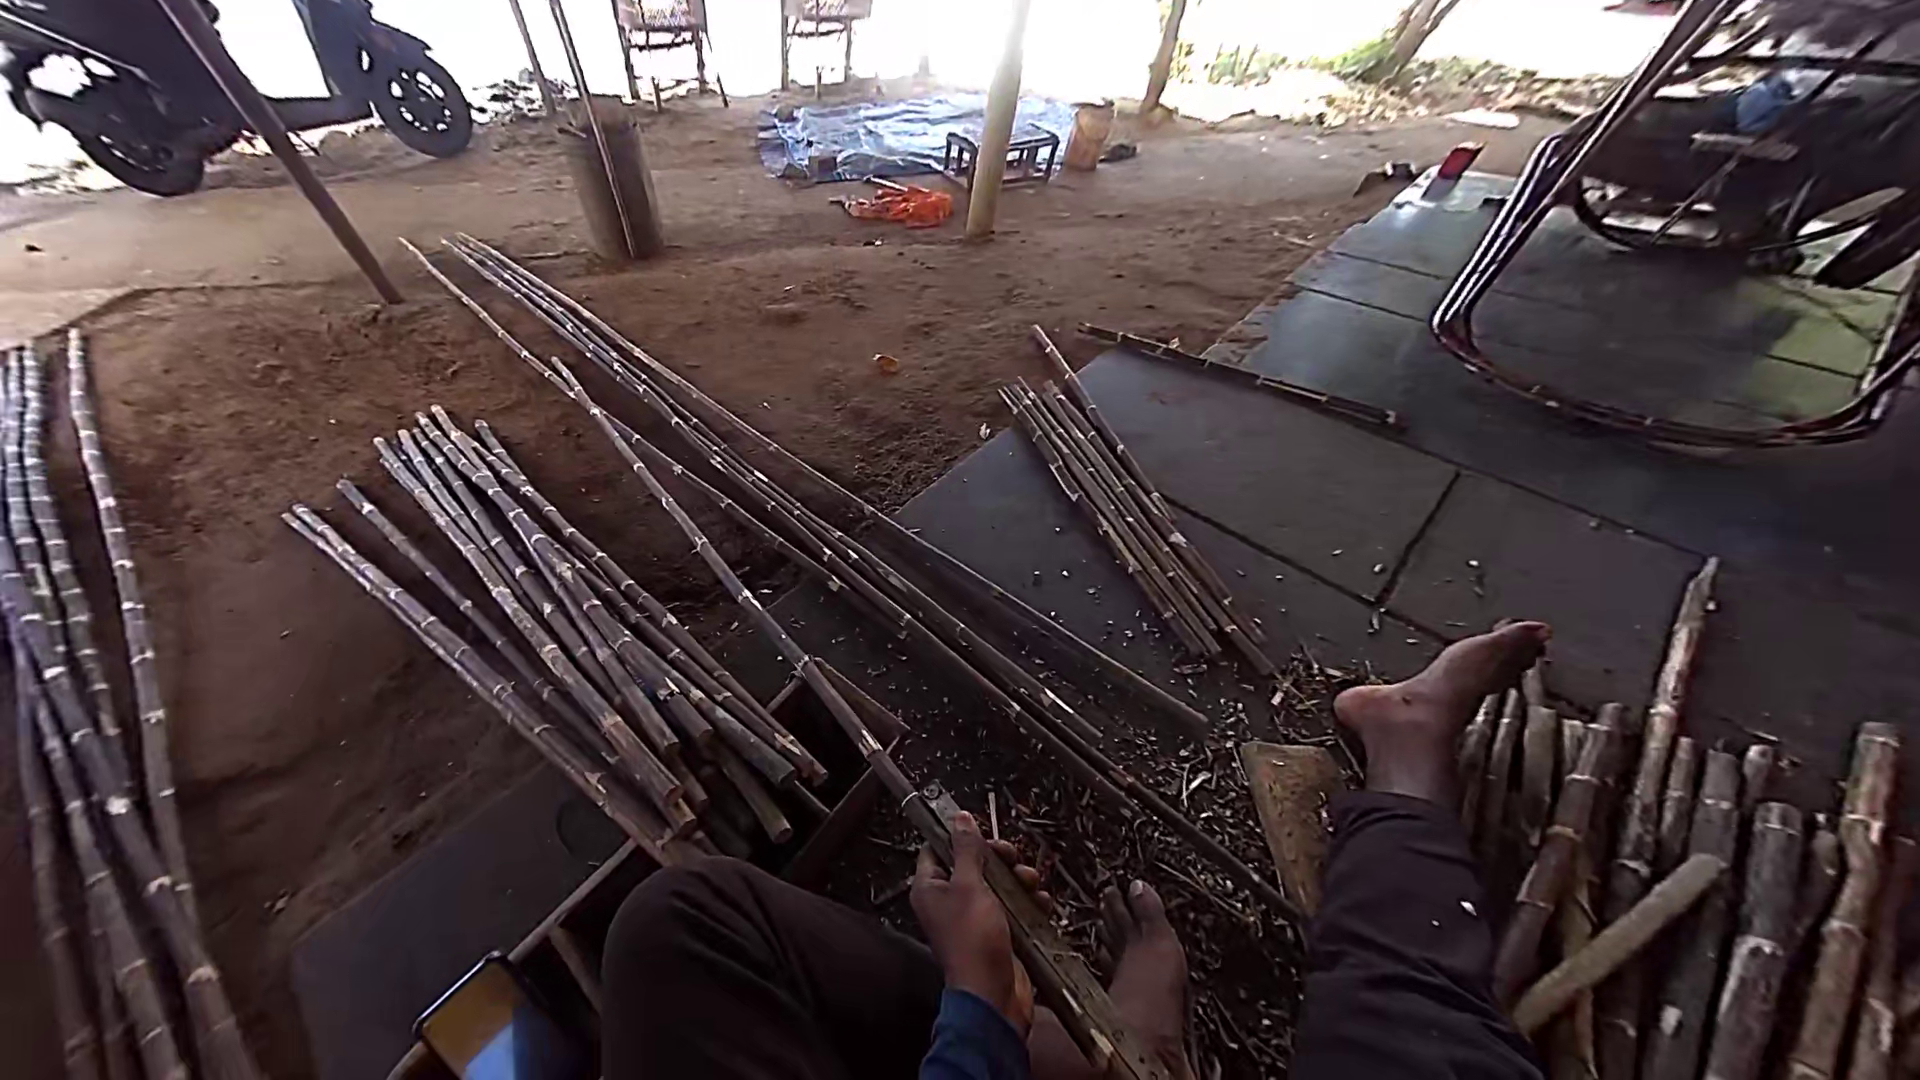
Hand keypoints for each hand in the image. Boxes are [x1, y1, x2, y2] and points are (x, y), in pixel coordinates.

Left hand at [912, 812, 1044, 1035]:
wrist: (994, 997)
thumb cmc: (973, 939)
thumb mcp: (969, 884)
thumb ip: (966, 849)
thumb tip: (960, 818)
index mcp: (931, 887)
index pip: (937, 848)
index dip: (957, 836)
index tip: (979, 830)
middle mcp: (949, 900)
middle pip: (973, 862)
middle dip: (997, 857)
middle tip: (1011, 855)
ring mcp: (974, 916)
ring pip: (997, 882)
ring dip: (1017, 878)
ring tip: (1030, 880)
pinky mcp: (997, 931)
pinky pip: (1012, 906)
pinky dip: (1027, 901)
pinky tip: (1040, 901)